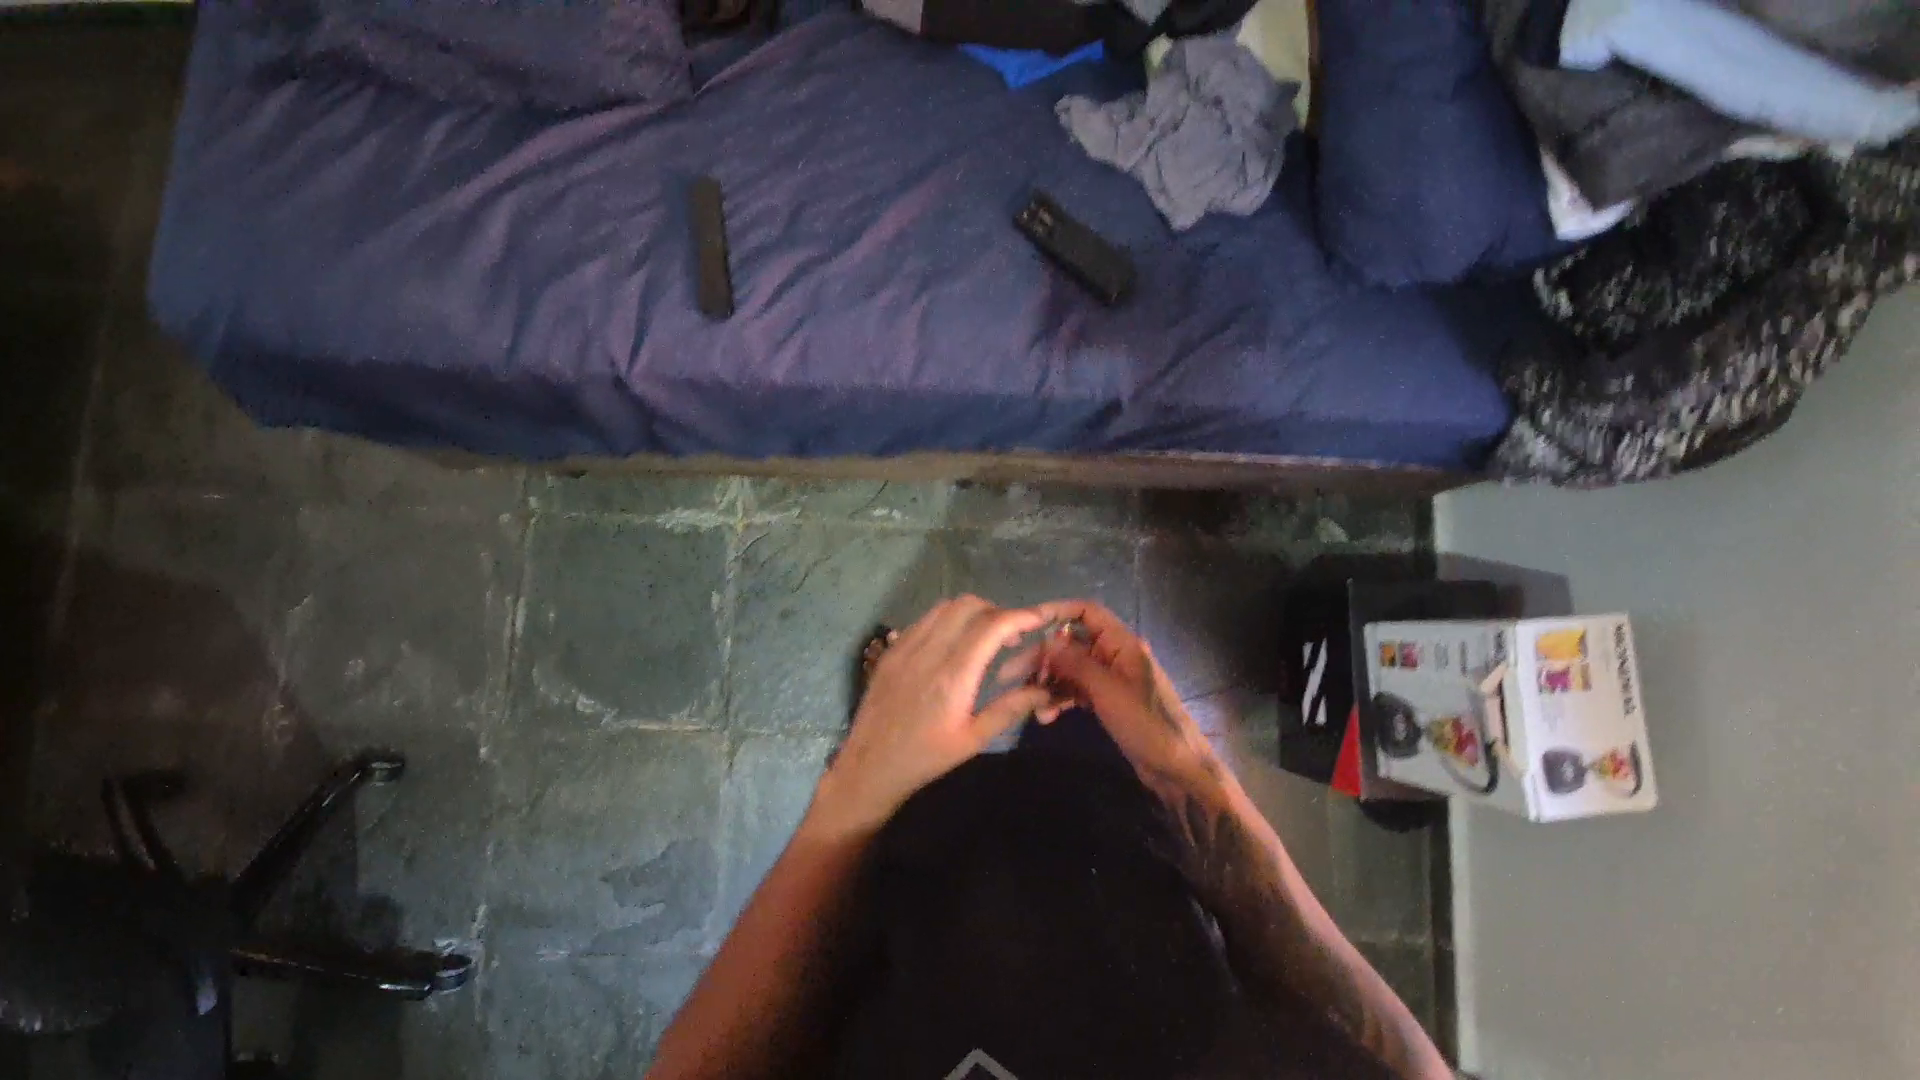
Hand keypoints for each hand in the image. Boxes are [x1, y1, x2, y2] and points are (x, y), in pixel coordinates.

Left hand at [809, 597, 1061, 836]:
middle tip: (1012, 636)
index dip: (1021, 616)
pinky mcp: (891, 650)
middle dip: (997, 612)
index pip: (992, 626)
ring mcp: (905, 647)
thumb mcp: (973, 739)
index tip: (1040, 618)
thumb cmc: (925, 758)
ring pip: (945, 607)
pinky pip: (924, 620)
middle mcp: (928, 652)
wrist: (869, 766)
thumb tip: (1045, 689)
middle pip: (969, 605)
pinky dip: (946, 620)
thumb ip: (1010, 708)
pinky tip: (954, 644)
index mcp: (953, 676)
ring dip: (972, 613)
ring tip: (984, 638)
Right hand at [1035, 600, 1224, 792]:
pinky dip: (1061, 698)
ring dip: (1049, 681)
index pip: (1086, 612)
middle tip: (1012, 675)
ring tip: (1029, 701)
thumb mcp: (1108, 692)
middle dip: (1044, 657)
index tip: (1026, 626)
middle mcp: (1116, 655)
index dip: (1056, 612)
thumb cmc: (1147, 725)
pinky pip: (1078, 690)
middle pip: (1073, 643)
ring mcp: (1112, 679)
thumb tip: (1047, 640)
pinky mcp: (1108, 701)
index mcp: (1123, 644)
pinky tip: (1045, 715)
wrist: (1178, 769)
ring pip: (1072, 669)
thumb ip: (1076, 663)